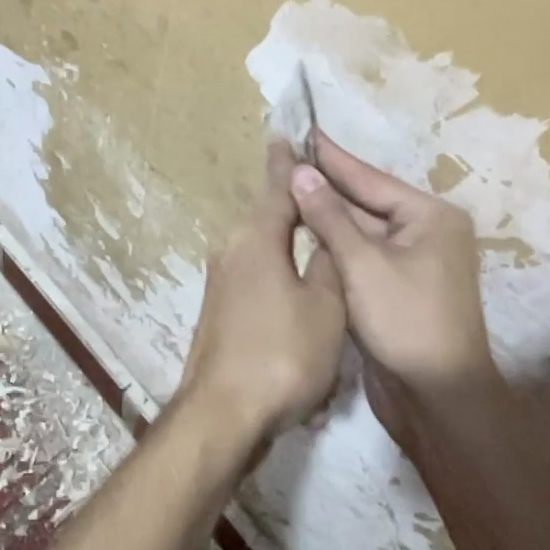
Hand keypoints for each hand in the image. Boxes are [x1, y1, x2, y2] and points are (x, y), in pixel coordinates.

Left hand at [179, 142, 347, 441]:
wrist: (223, 415)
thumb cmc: (283, 354)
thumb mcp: (326, 306)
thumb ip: (329, 263)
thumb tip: (323, 235)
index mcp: (257, 238)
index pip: (278, 186)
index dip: (290, 162)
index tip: (290, 134)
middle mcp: (232, 251)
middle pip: (268, 218)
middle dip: (294, 205)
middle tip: (324, 192)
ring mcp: (222, 284)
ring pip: (263, 251)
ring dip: (288, 245)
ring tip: (319, 240)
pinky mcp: (220, 314)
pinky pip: (257, 279)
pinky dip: (280, 275)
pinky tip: (299, 291)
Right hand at [289, 132, 497, 432]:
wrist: (438, 399)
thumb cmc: (407, 322)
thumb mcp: (363, 263)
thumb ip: (329, 216)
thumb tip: (301, 172)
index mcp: (430, 217)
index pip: (369, 178)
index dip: (332, 157)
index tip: (304, 130)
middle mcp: (425, 234)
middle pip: (365, 203)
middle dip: (326, 186)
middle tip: (284, 159)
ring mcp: (412, 264)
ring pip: (360, 232)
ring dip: (326, 217)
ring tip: (285, 188)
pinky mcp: (397, 291)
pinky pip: (361, 258)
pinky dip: (334, 247)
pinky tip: (303, 233)